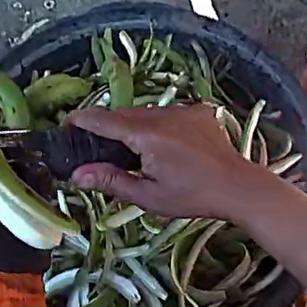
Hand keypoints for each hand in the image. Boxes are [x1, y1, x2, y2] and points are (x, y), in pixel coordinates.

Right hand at [68, 106, 280, 220]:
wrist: (238, 187)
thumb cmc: (193, 196)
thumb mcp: (149, 196)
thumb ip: (112, 181)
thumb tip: (78, 175)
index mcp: (148, 135)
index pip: (104, 120)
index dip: (83, 120)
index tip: (68, 123)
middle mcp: (164, 115)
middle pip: (124, 115)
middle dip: (109, 127)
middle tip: (100, 146)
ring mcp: (183, 110)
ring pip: (147, 112)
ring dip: (135, 126)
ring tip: (136, 151)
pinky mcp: (199, 111)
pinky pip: (169, 113)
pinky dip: (159, 125)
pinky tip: (166, 147)